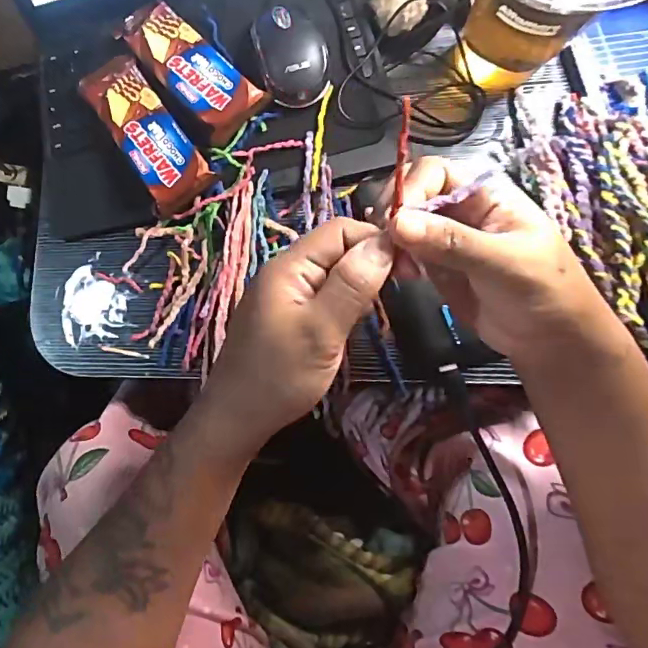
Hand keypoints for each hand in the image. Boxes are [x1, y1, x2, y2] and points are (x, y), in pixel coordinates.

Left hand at [200, 219, 393, 461]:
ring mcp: (285, 294)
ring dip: (361, 283)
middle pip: (337, 248)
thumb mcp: (321, 330)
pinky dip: (345, 302)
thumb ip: (351, 285)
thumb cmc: (279, 375)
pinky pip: (323, 294)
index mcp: (289, 266)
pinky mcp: (288, 314)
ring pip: (333, 272)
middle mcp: (285, 272)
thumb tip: (385, 242)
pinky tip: (358, 321)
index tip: (410, 267)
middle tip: (405, 288)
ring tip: (385, 306)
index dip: (376, 240)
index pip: (339, 230)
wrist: (237, 417)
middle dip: (371, 262)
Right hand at [385, 157, 614, 362]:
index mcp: (484, 192)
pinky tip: (400, 275)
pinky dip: (393, 258)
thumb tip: (397, 221)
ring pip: (401, 222)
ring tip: (397, 267)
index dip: (410, 189)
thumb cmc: (545, 291)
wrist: (554, 342)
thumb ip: (452, 241)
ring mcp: (444, 235)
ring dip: (389, 240)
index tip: (394, 221)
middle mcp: (460, 206)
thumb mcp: (504, 262)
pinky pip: (402, 250)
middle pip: (410, 193)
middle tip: (388, 244)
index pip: (433, 171)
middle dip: (393, 214)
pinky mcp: (433, 262)